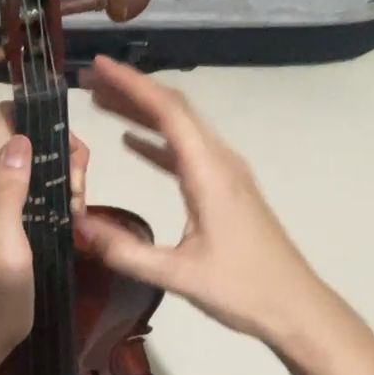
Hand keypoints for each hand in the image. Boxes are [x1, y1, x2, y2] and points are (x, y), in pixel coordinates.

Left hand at [0, 103, 90, 371]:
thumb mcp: (6, 246)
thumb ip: (8, 193)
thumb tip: (19, 140)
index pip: (5, 123)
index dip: (37, 118)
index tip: (70, 145)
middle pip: (27, 143)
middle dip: (60, 155)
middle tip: (78, 196)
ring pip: (35, 170)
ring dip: (62, 180)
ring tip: (76, 214)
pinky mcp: (8, 229)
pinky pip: (35, 197)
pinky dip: (56, 201)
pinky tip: (69, 224)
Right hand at [74, 55, 337, 347]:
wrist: (295, 307)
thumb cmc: (242, 289)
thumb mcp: (177, 275)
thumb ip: (125, 251)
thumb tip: (78, 226)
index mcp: (210, 174)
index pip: (168, 113)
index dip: (132, 85)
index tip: (97, 66)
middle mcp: (220, 163)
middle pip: (174, 111)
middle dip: (131, 90)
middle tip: (89, 80)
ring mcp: (226, 176)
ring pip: (181, 129)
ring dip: (142, 112)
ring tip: (102, 102)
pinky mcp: (225, 191)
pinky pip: (186, 153)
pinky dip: (157, 142)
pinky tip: (132, 143)